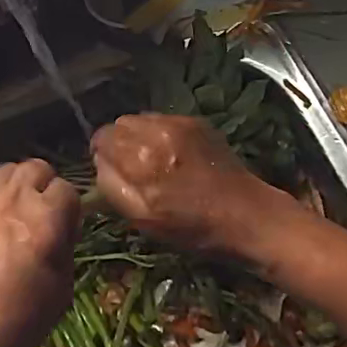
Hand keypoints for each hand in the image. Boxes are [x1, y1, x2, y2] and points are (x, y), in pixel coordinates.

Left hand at [0, 159, 80, 346]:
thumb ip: (66, 247)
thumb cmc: (15, 321)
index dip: (69, 209)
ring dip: (17, 187)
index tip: (65, 226)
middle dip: (44, 187)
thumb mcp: (61, 291)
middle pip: (38, 167)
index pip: (68, 189)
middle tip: (41, 214)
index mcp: (45, 218)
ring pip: (9, 171)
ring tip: (14, 214)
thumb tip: (63, 229)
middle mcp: (14, 197)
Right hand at [91, 113, 298, 257]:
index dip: (100, 152)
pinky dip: (160, 133)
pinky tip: (174, 154)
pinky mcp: (195, 121)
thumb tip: (99, 161)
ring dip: (139, 135)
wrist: (247, 215)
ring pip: (140, 118)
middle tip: (131, 166)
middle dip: (119, 142)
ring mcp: (178, 123)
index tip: (109, 167)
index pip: (102, 137)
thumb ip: (112, 186)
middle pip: (118, 124)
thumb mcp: (142, 219)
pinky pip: (162, 119)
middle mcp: (156, 132)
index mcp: (140, 159)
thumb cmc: (192, 227)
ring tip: (153, 159)